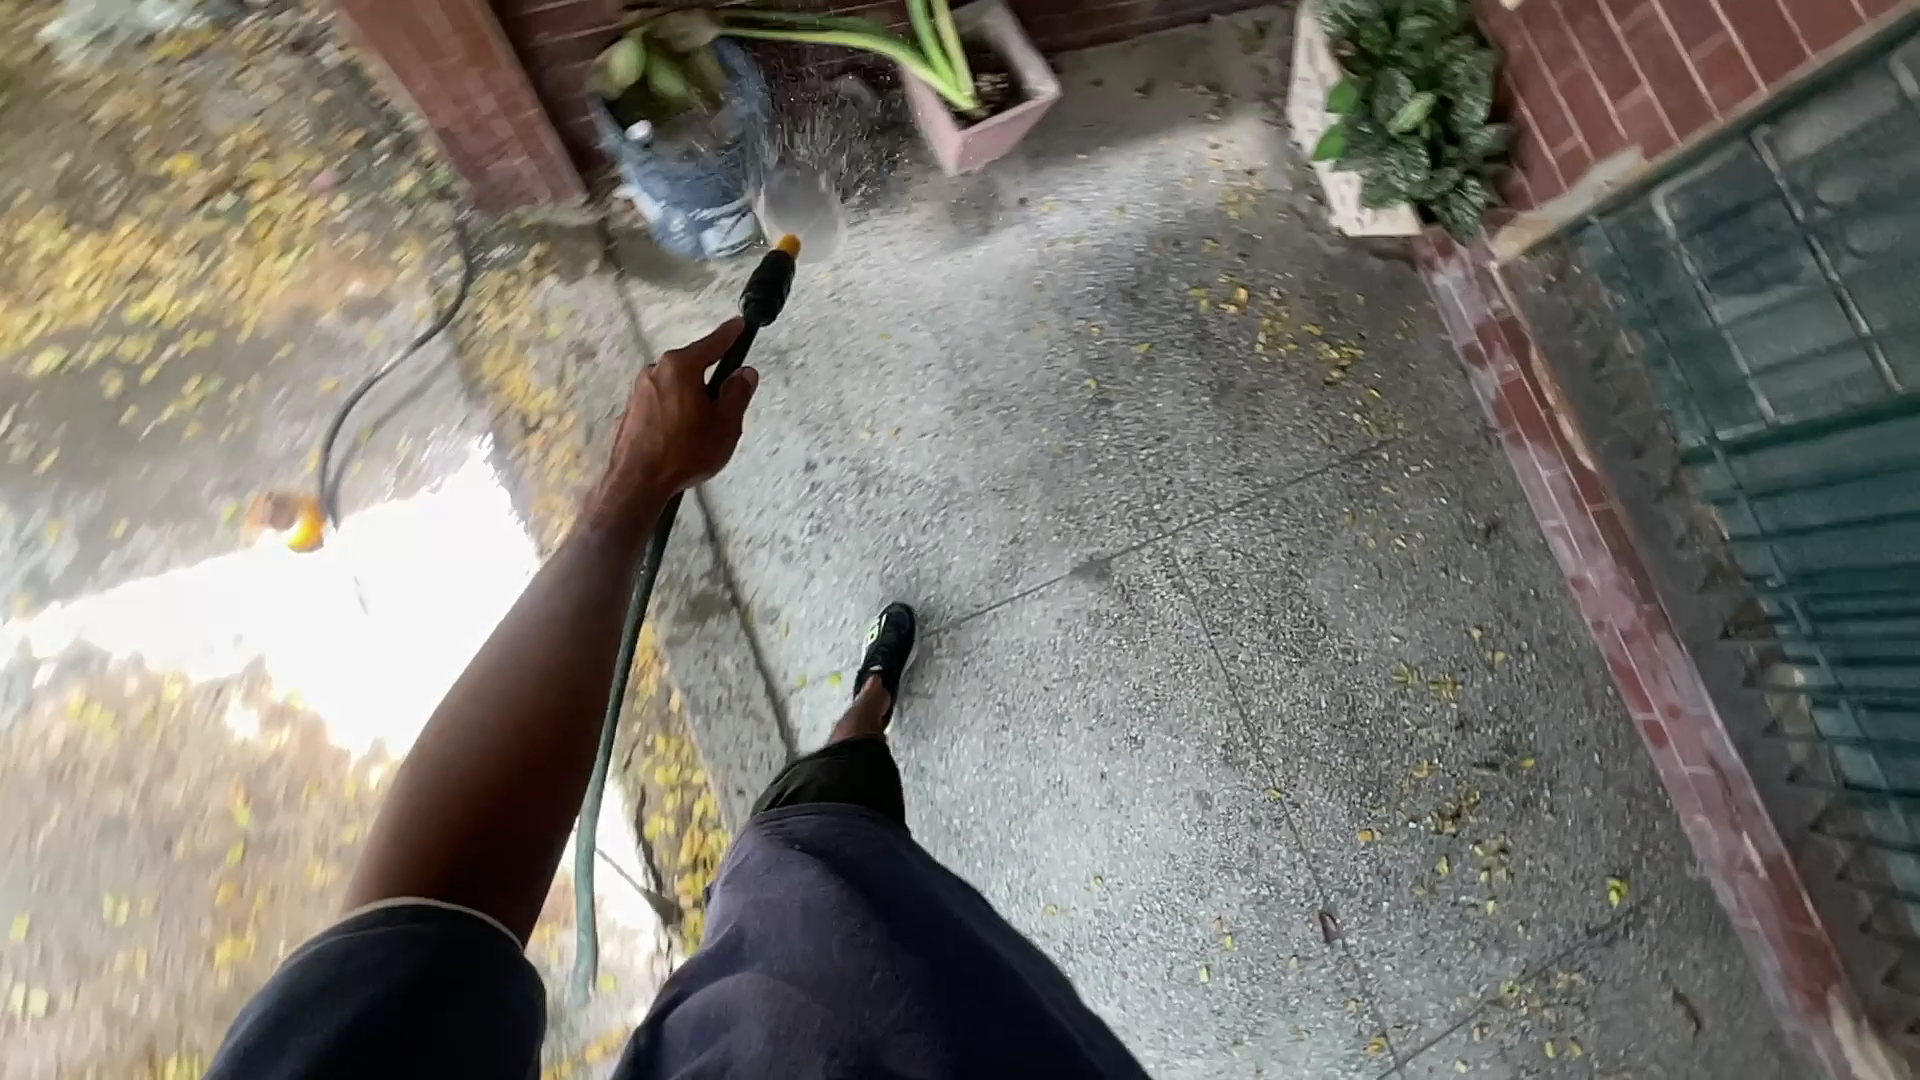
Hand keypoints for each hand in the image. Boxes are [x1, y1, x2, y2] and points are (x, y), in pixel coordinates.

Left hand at [584, 318, 757, 538]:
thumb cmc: (685, 451)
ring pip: (678, 386)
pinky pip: (665, 400)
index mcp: (681, 367)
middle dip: (712, 381)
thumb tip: (745, 373)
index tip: (740, 324)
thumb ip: (737, 394)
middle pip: (693, 366)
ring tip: (704, 432)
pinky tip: (684, 436)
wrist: (638, 481)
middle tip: (727, 409)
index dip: (730, 335)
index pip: (712, 344)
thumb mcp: (725, 425)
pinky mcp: (633, 408)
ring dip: (694, 399)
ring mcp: (641, 388)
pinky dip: (678, 410)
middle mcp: (656, 370)